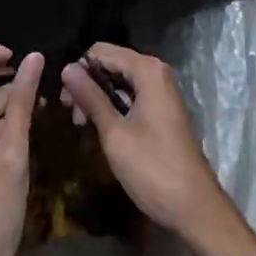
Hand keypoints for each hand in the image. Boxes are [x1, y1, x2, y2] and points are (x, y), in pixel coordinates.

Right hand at [58, 43, 225, 232]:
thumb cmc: (151, 167)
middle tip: (71, 115)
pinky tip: (100, 126)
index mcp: (147, 69)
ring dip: (99, 97)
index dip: (80, 69)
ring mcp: (161, 90)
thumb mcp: (114, 133)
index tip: (63, 98)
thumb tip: (67, 67)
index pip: (103, 51)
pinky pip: (132, 94)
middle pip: (112, 63)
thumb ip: (91, 97)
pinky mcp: (162, 108)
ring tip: (81, 124)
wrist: (193, 204)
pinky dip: (114, 105)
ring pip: (121, 80)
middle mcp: (156, 71)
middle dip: (88, 84)